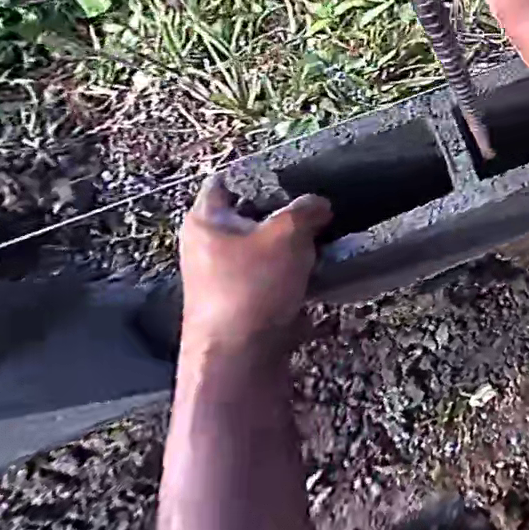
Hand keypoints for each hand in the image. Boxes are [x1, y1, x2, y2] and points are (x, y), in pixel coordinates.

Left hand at [178, 174, 331, 359]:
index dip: (260, 172)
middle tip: (317, 207)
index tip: (295, 174)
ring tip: (322, 238)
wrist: (238, 357)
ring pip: (261, 244)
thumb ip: (308, 210)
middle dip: (284, 210)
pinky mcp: (239, 299)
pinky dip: (290, 268)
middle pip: (249, 213)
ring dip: (290, 242)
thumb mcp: (288, 235)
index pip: (227, 180)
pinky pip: (267, 272)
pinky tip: (315, 270)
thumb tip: (320, 204)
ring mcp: (220, 274)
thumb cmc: (253, 287)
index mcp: (206, 220)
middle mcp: (206, 244)